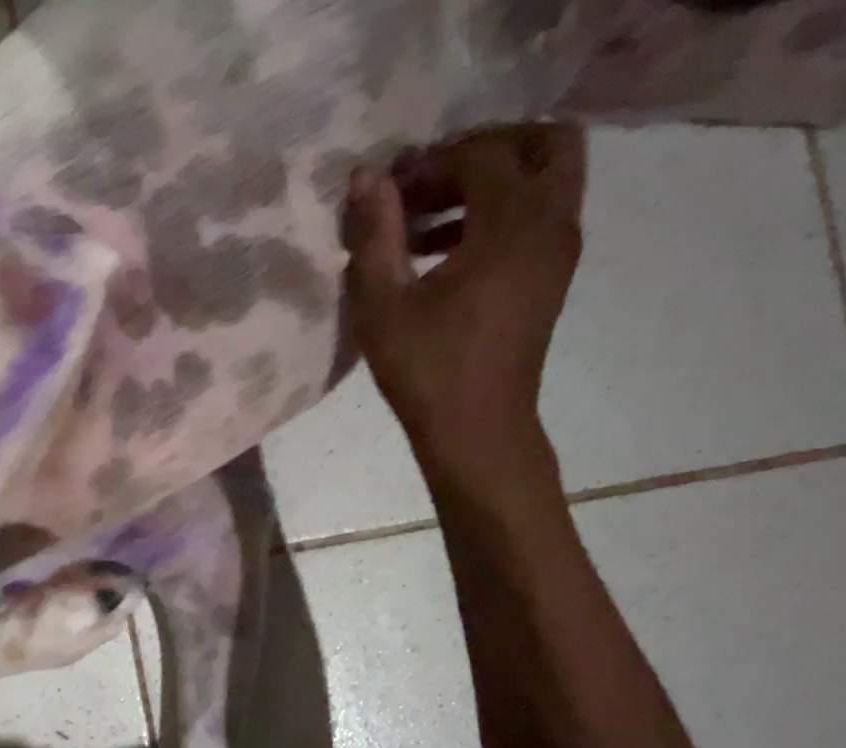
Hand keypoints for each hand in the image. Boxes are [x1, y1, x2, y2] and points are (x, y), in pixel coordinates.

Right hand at [343, 123, 586, 479]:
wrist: (477, 426)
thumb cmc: (424, 367)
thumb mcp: (382, 301)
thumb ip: (375, 232)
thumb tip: (365, 175)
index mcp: (513, 228)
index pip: (484, 155)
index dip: (432, 161)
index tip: (387, 191)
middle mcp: (552, 224)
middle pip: (545, 143)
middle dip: (484, 148)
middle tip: (428, 178)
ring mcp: (560, 247)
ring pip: (547, 175)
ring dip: (490, 179)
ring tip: (424, 215)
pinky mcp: (553, 270)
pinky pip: (539, 210)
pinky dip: (498, 208)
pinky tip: (441, 247)